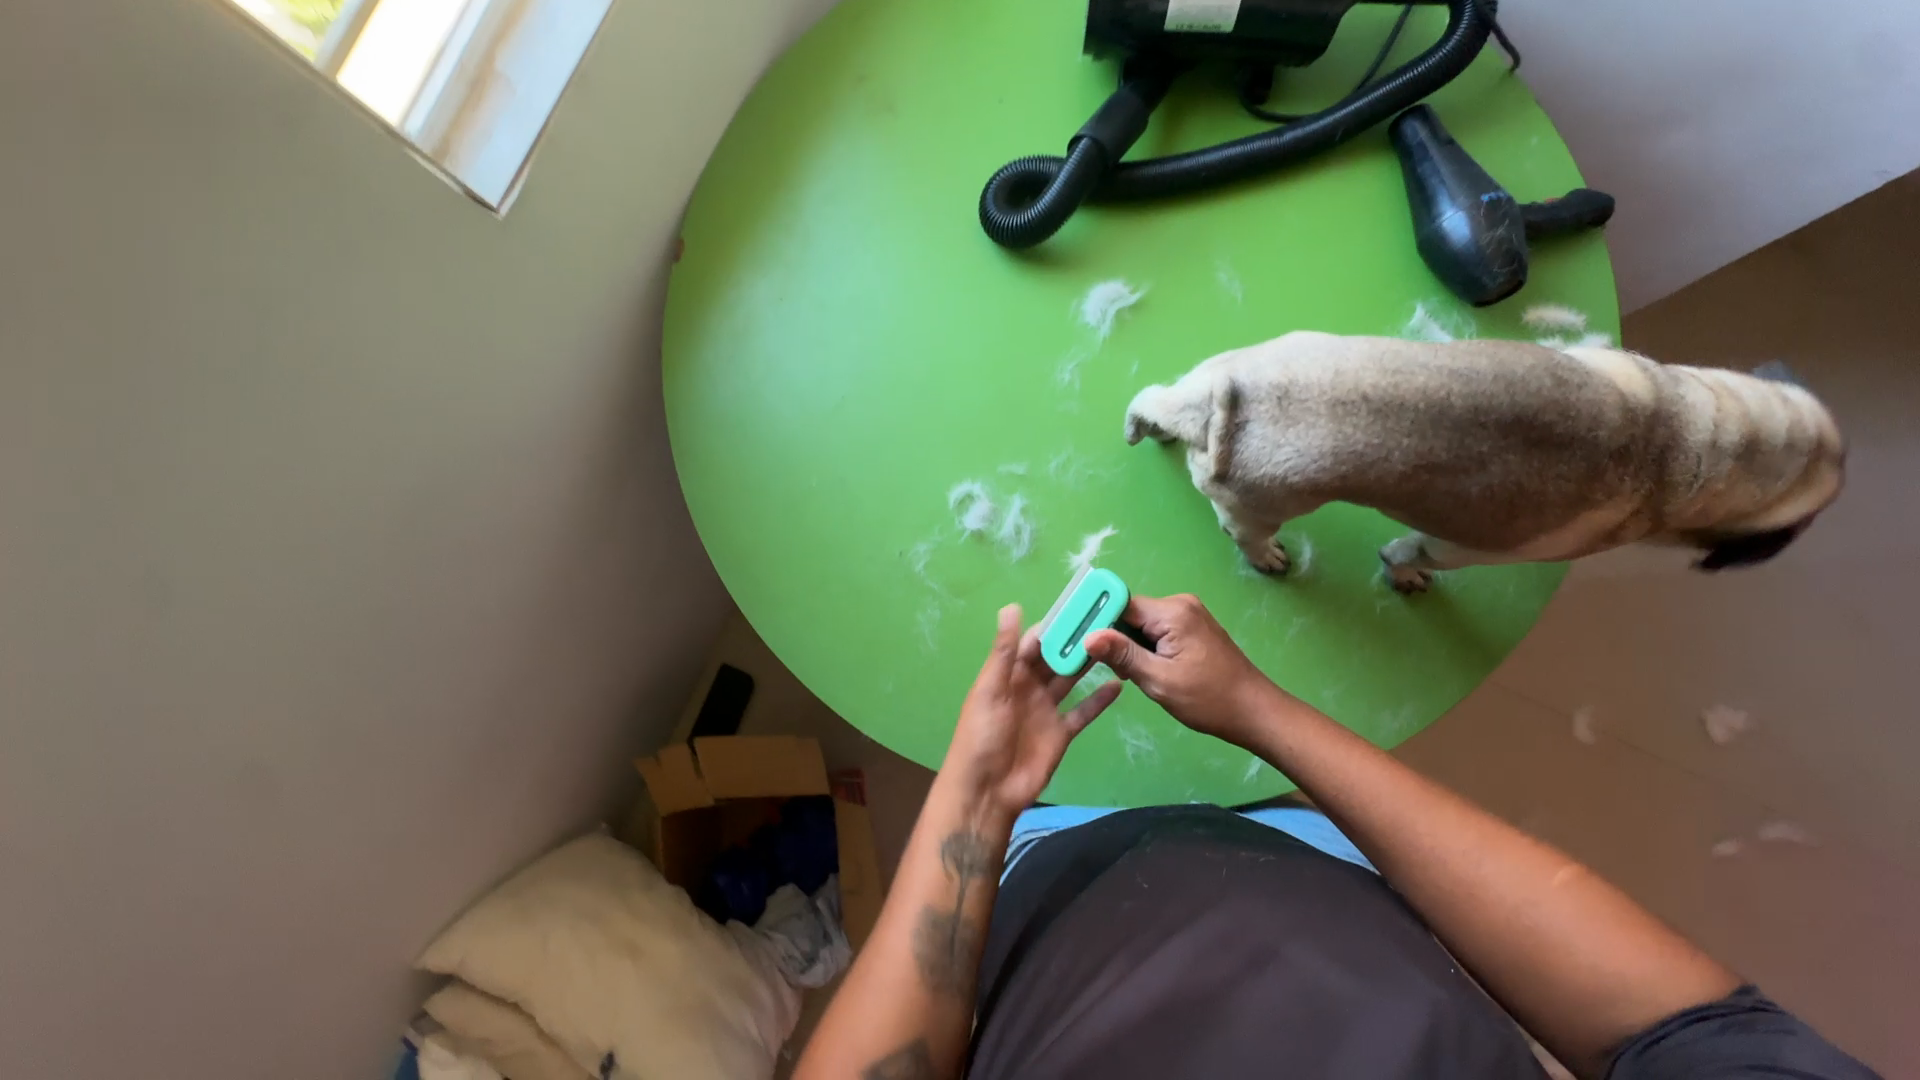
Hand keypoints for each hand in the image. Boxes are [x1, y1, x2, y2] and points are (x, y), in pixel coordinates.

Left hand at [942, 604, 1123, 816]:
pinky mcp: (1061, 733)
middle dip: (1075, 641)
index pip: (1032, 642)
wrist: (988, 791)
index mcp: (1008, 674)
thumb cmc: (981, 736)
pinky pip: (1083, 712)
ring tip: (1116, 644)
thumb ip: (1003, 652)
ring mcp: (1046, 710)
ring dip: (1088, 664)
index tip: (1079, 606)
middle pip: (1055, 659)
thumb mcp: (990, 689)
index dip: (1053, 625)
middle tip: (1107, 620)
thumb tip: (1012, 607)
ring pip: (1070, 681)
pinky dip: (1100, 700)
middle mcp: (1028, 688)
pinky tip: (1119, 685)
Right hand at [1084, 593, 1283, 747]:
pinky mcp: (1193, 627)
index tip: (1080, 643)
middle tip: (1110, 668)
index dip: (1098, 621)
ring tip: (1133, 675)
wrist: (1255, 712)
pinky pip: (1157, 630)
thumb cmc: (1208, 700)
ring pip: (1142, 623)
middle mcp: (1180, 604)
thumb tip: (1087, 636)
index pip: (1120, 604)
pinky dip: (1146, 647)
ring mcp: (1189, 614)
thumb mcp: (1159, 680)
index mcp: (1172, 612)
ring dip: (1131, 646)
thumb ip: (1122, 655)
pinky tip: (1149, 670)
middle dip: (1115, 637)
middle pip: (1130, 612)